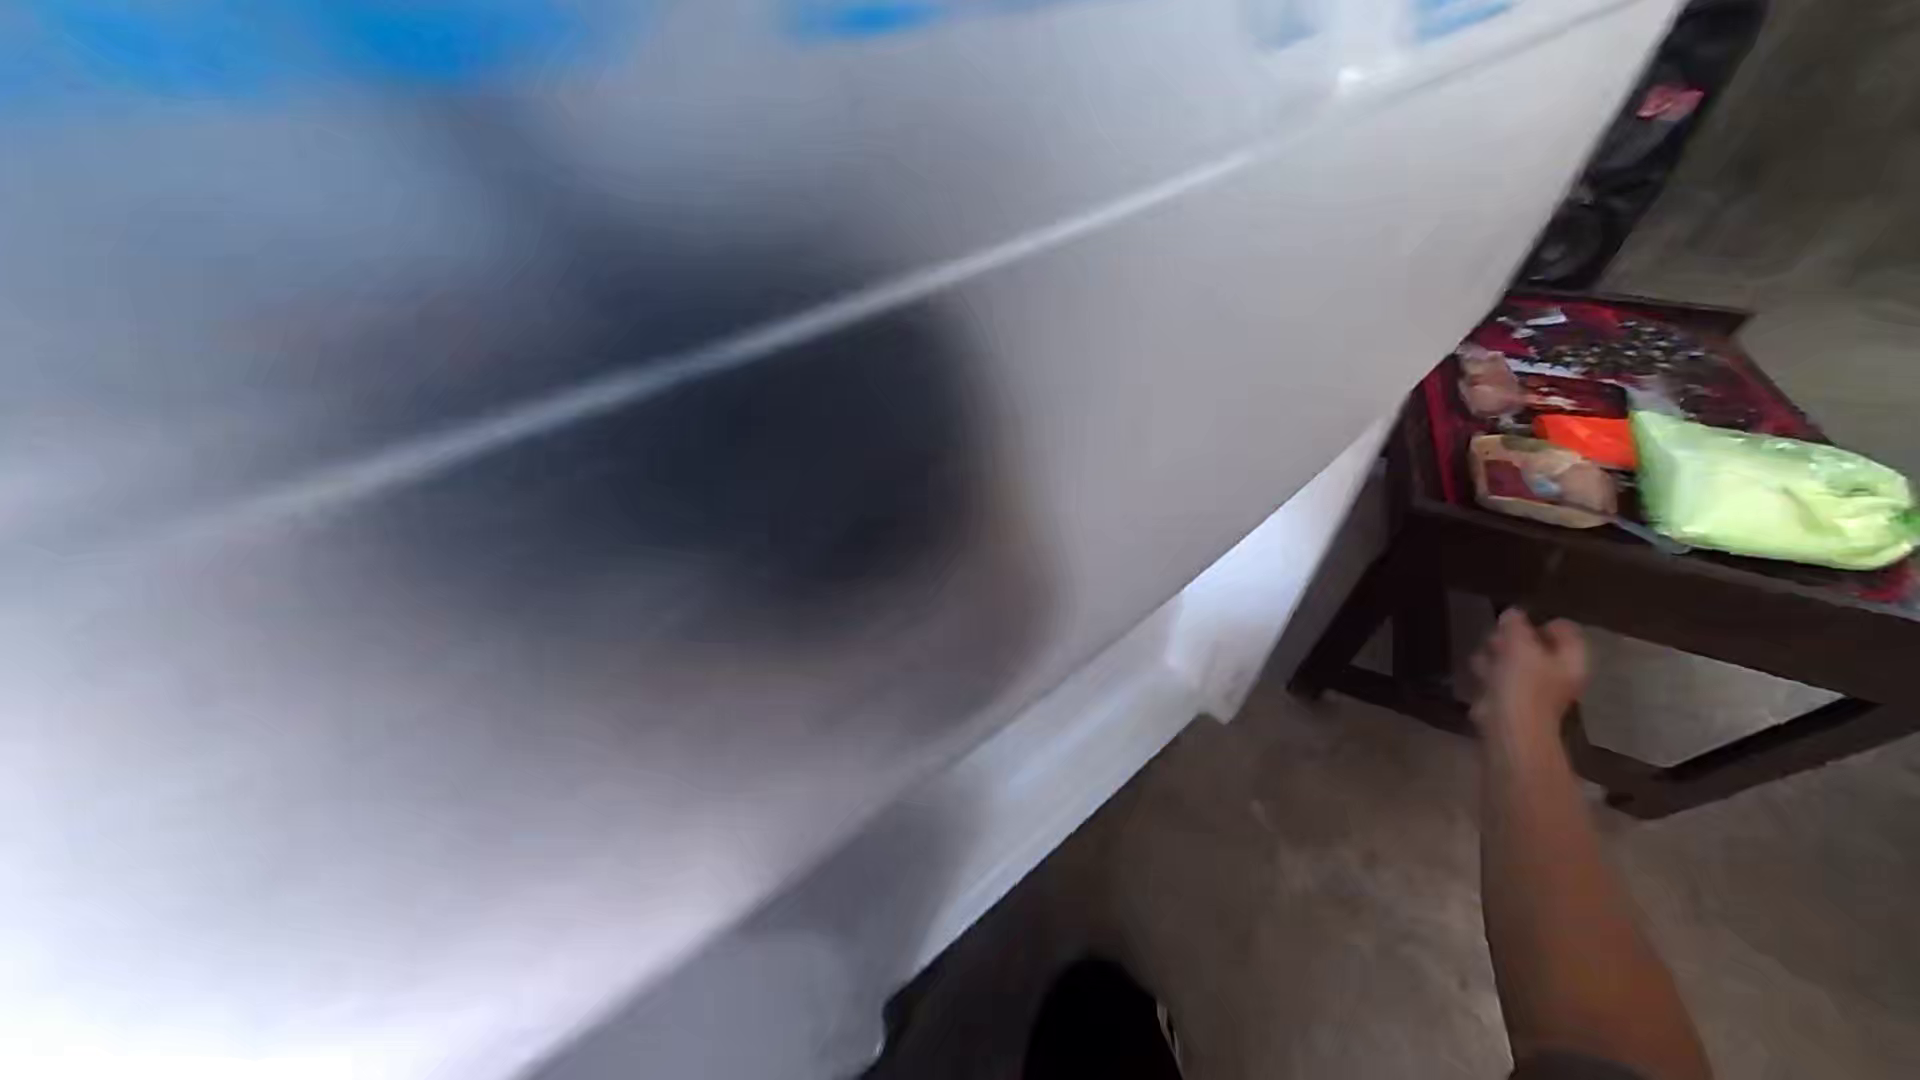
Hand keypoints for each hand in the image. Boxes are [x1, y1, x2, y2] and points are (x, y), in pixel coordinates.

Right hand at [1470, 609, 1588, 743]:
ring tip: (1486, 658)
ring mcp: (1531, 684)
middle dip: (1511, 638)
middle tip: (1499, 642)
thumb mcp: (1521, 649)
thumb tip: (1512, 612)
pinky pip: (1496, 673)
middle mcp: (1555, 671)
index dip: (1542, 622)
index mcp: (1569, 660)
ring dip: (1495, 653)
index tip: (1517, 624)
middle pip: (1534, 642)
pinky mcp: (1507, 695)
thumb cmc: (1523, 687)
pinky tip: (1478, 673)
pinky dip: (1487, 670)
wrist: (1508, 728)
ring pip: (1511, 656)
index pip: (1564, 630)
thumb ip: (1516, 627)